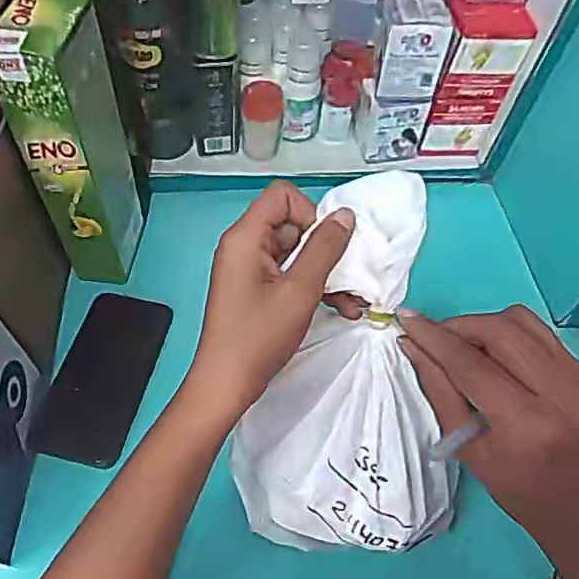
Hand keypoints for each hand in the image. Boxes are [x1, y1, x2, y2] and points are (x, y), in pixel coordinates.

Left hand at [183, 181, 354, 421]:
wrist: (227, 383)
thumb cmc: (256, 338)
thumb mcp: (299, 291)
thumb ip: (324, 249)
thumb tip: (343, 216)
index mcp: (244, 239)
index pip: (282, 196)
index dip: (310, 213)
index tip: (325, 245)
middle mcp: (243, 248)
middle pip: (291, 225)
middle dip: (324, 248)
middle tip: (347, 275)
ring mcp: (248, 271)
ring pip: (295, 254)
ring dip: (324, 272)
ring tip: (351, 299)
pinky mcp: (254, 291)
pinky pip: (288, 276)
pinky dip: (312, 288)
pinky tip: (340, 308)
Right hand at [398, 305, 578, 578]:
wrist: (576, 501)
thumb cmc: (513, 484)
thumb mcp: (466, 446)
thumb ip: (439, 391)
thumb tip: (414, 347)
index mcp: (527, 424)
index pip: (473, 365)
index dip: (436, 339)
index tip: (409, 321)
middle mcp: (562, 393)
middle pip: (501, 331)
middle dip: (459, 325)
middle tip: (434, 336)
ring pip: (523, 322)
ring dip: (483, 325)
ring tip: (462, 345)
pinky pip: (540, 334)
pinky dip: (509, 338)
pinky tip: (495, 359)